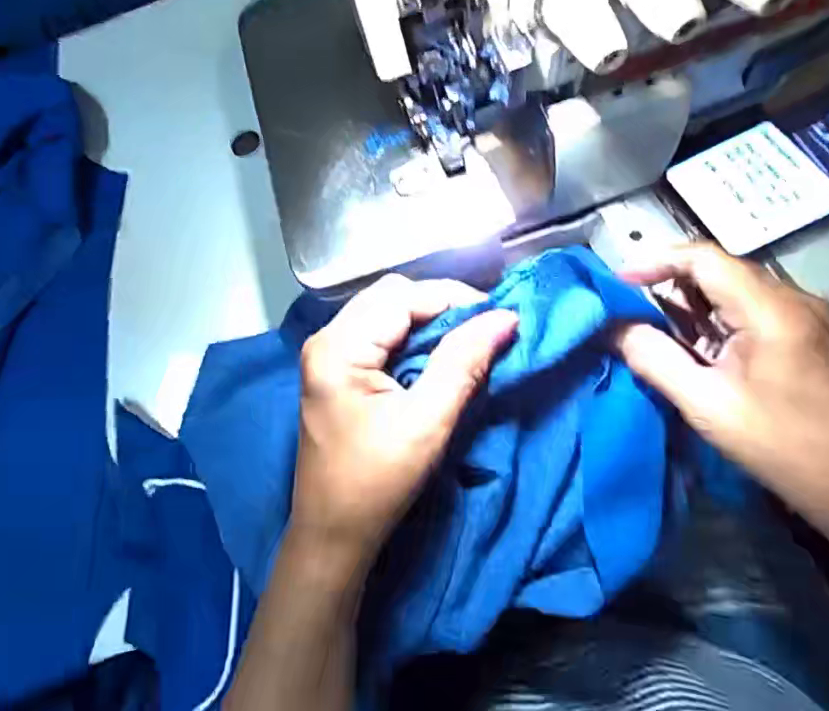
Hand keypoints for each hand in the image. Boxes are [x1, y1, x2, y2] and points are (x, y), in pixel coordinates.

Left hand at [290, 274, 519, 565]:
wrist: (331, 534)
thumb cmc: (377, 484)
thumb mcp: (426, 423)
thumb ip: (463, 363)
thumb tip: (503, 316)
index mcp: (338, 347)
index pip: (401, 297)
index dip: (452, 298)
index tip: (497, 314)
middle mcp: (326, 338)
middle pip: (390, 295)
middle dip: (440, 302)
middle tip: (484, 325)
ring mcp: (326, 351)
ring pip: (384, 308)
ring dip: (427, 315)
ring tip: (467, 334)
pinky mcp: (335, 365)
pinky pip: (377, 329)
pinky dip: (410, 331)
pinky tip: (437, 348)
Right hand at [615, 244, 828, 535]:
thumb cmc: (790, 451)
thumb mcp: (709, 407)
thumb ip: (655, 359)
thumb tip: (614, 328)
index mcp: (772, 310)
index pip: (702, 257)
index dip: (655, 260)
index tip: (618, 283)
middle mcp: (795, 300)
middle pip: (718, 269)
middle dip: (670, 283)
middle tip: (631, 311)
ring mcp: (809, 317)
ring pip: (735, 288)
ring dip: (693, 304)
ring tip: (659, 332)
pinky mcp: (814, 336)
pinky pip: (754, 309)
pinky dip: (718, 318)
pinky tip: (701, 348)